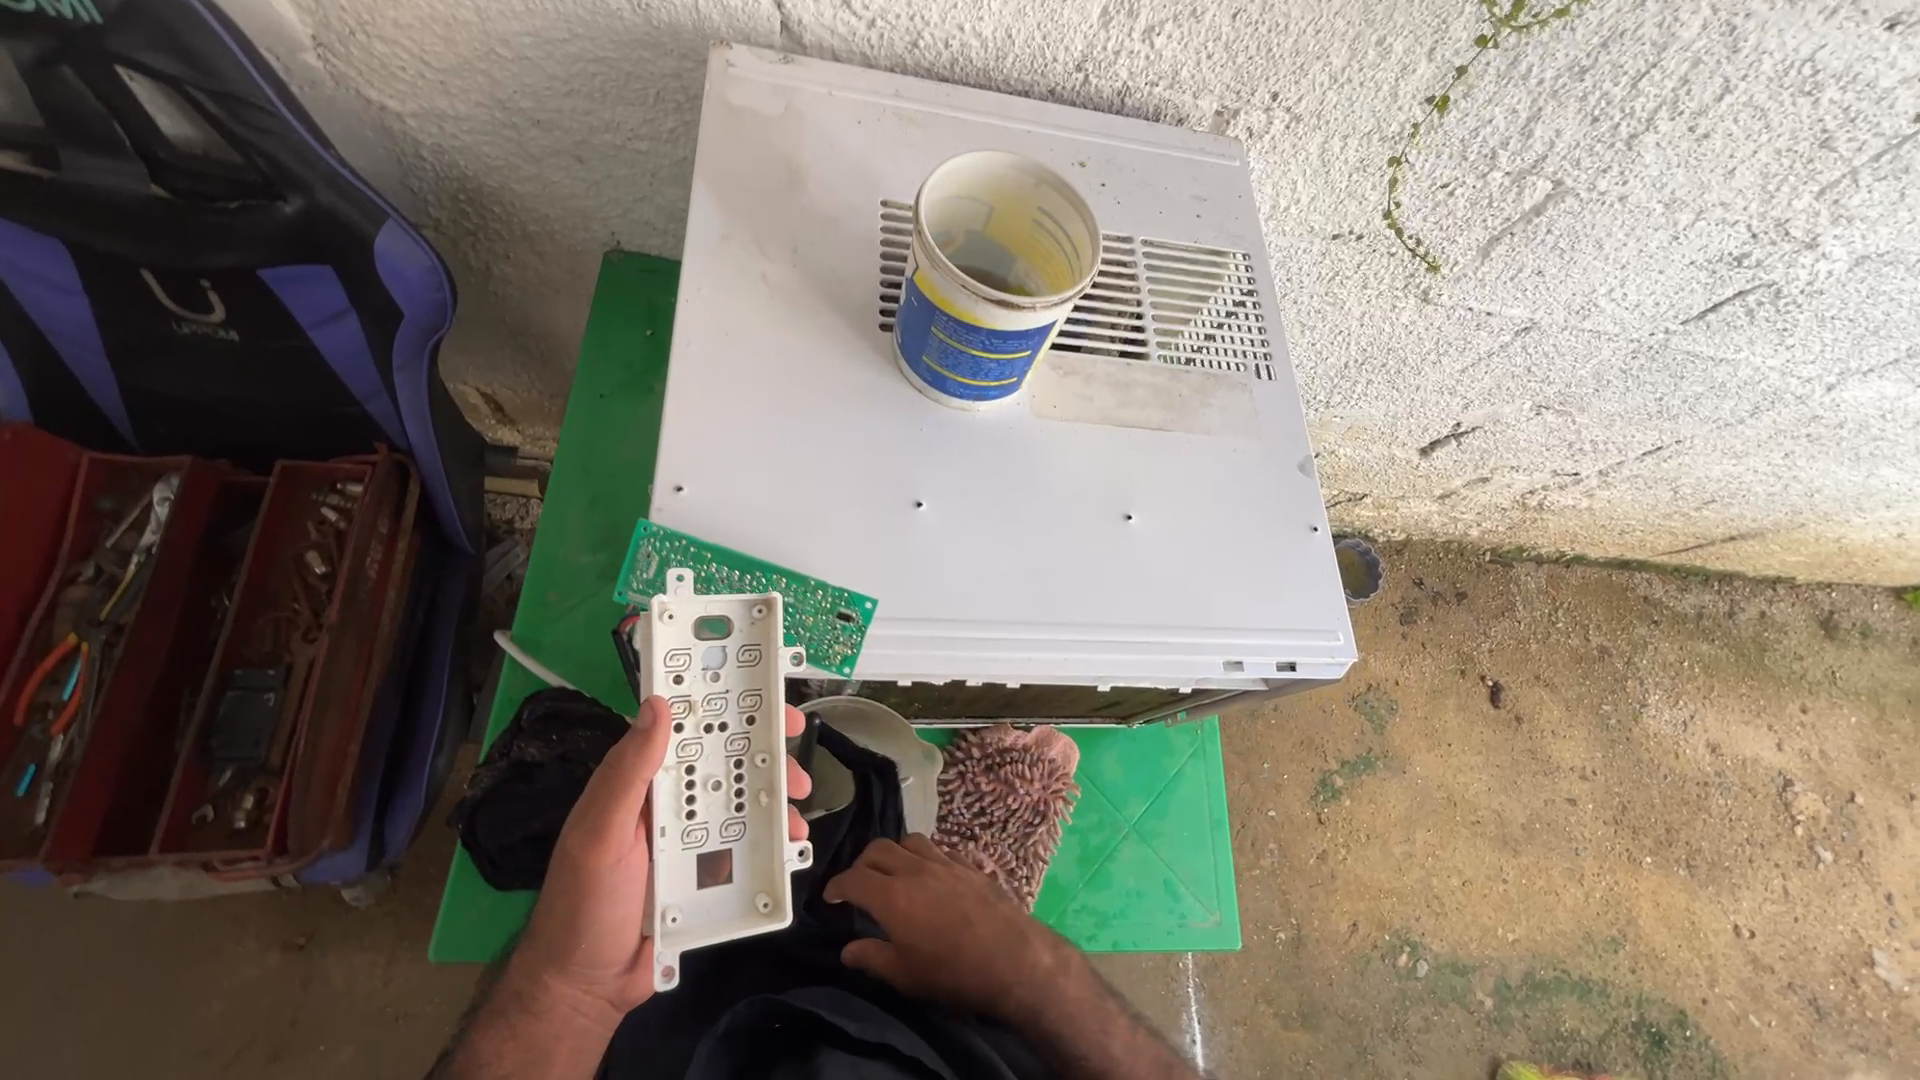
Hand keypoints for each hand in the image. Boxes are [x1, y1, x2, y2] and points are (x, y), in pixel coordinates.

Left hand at [507, 696, 812, 1021]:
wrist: (586, 987)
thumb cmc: (584, 905)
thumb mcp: (599, 835)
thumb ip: (627, 772)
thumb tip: (658, 704)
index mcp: (641, 784)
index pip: (685, 732)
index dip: (723, 710)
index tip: (764, 702)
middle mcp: (670, 804)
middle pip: (726, 766)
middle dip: (766, 756)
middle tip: (794, 760)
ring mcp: (691, 839)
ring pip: (744, 805)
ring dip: (776, 799)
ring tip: (799, 805)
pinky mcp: (709, 873)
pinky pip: (749, 847)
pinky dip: (774, 841)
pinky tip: (791, 843)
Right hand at [824, 834, 1079, 1017]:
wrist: (1012, 958)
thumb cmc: (952, 972)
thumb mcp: (905, 975)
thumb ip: (872, 958)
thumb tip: (848, 950)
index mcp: (892, 896)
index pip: (854, 878)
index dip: (837, 885)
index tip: (830, 896)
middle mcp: (915, 870)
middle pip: (879, 849)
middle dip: (862, 862)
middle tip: (858, 882)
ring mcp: (945, 863)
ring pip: (911, 841)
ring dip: (895, 852)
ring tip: (894, 871)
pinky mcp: (970, 865)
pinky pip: (940, 849)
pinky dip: (925, 856)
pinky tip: (930, 874)